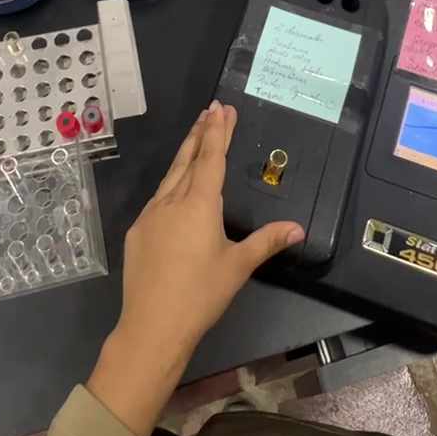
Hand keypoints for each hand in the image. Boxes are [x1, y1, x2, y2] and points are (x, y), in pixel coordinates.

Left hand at [85, 102, 304, 435]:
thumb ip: (267, 241)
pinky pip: (158, 197)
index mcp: (199, 204)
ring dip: (185, 153)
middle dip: (202, 132)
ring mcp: (151, 214)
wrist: (152, 326)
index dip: (218, 131)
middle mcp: (172, 200)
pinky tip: (175, 187)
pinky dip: (171, 182)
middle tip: (210, 110)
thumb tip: (298, 228)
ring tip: (196, 135)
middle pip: (189, 158)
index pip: (211, 158)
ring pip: (171, 175)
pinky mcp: (138, 230)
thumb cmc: (200, 295)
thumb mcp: (238, 267)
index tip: (221, 109)